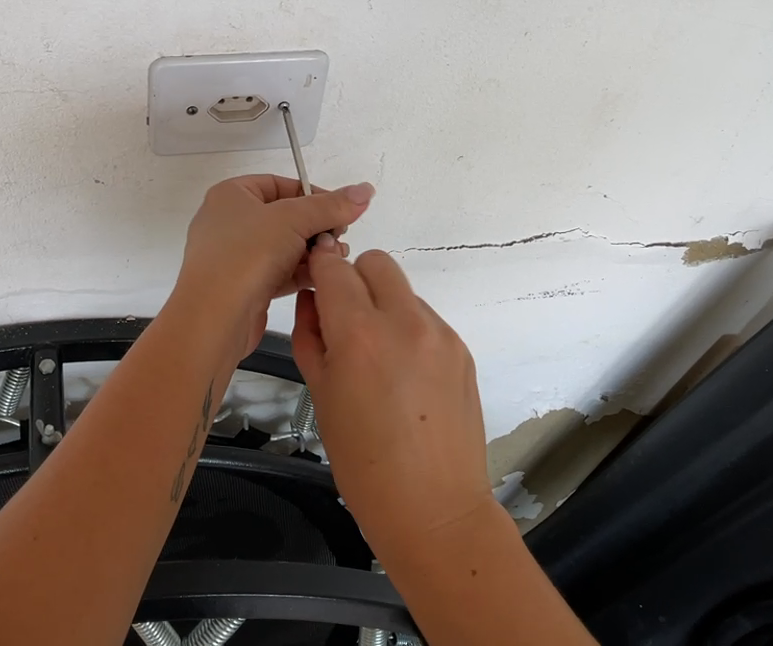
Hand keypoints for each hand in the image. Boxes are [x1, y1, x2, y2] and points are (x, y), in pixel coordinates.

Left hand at [170, 175, 373, 363]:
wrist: (215, 316)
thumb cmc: (247, 254)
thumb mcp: (293, 220)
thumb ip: (331, 206)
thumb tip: (365, 190)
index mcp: (231, 195)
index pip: (280, 184)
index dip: (314, 195)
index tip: (343, 211)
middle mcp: (229, 221)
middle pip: (284, 216)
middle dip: (317, 227)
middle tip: (340, 239)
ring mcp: (234, 255)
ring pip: (283, 247)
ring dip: (312, 252)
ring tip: (337, 259)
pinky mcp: (243, 285)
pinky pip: (277, 272)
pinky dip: (300, 273)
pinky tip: (323, 278)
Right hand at [291, 249, 492, 553]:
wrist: (434, 510)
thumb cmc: (362, 462)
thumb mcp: (320, 395)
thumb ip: (310, 336)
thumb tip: (312, 300)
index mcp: (360, 334)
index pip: (334, 267)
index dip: (318, 268)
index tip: (312, 281)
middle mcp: (404, 322)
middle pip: (375, 262)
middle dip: (353, 278)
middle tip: (345, 320)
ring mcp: (440, 334)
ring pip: (402, 289)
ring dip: (382, 305)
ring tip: (378, 358)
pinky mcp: (462, 350)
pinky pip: (425, 319)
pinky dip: (407, 330)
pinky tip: (404, 376)